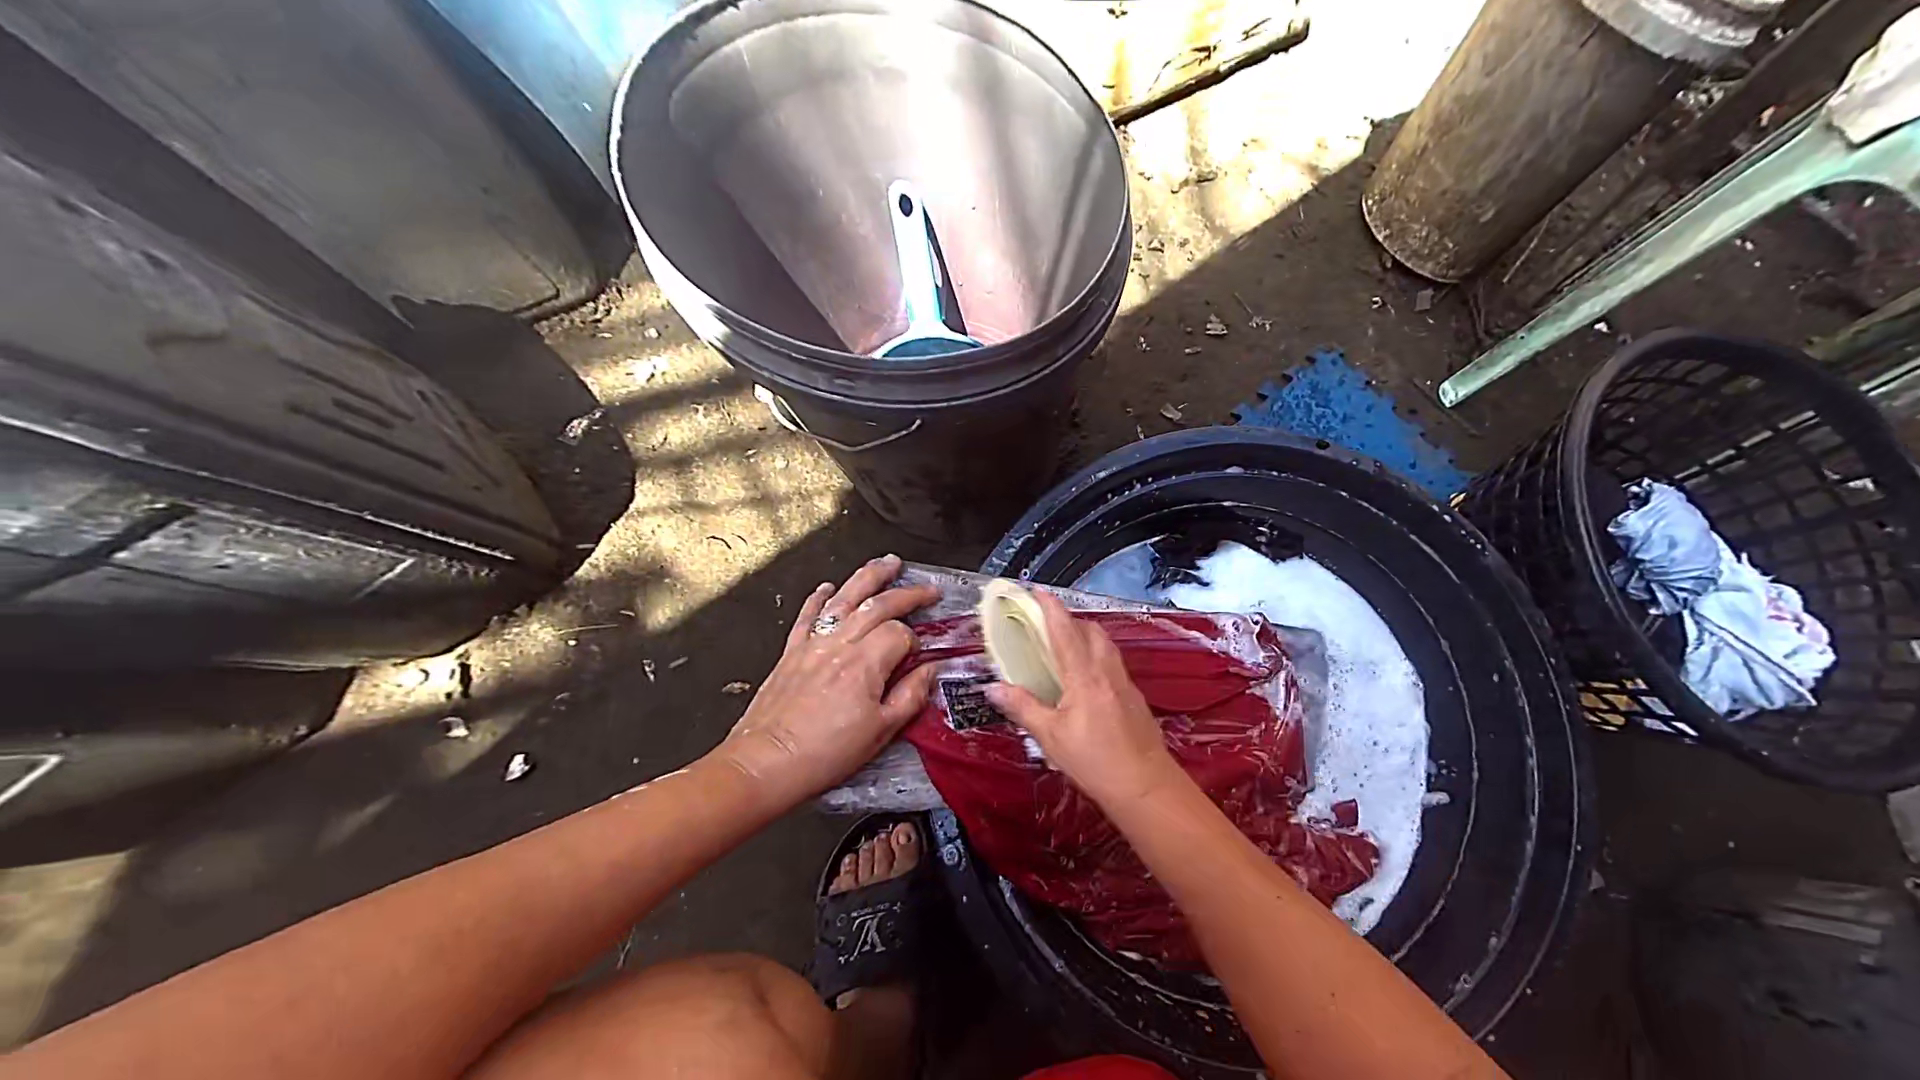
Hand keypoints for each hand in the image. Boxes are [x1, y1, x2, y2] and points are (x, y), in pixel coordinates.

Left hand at [709, 555, 938, 811]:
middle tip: (927, 590)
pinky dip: (819, 597)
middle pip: (878, 604)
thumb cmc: (822, 753)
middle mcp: (839, 644)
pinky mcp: (791, 651)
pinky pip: (808, 614)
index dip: (915, 642)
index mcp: (865, 664)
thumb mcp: (880, 732)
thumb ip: (911, 696)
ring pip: (845, 597)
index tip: (919, 656)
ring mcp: (812, 644)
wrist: (766, 762)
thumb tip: (930, 672)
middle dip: (907, 593)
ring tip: (887, 564)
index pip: (900, 634)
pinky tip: (828, 587)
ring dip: (869, 576)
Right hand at [985, 590, 1187, 806]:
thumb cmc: (1095, 762)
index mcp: (1084, 676)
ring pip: (1106, 645)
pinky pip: (1113, 663)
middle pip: (1091, 631)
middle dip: (1070, 619)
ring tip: (1066, 645)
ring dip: (1086, 635)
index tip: (1037, 592)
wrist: (1147, 788)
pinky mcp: (1135, 698)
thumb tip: (993, 688)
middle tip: (1048, 623)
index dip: (1051, 608)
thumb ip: (1022, 707)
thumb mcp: (1050, 737)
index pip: (1065, 631)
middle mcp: (1107, 672)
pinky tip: (1087, 677)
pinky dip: (1097, 655)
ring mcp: (1125, 684)